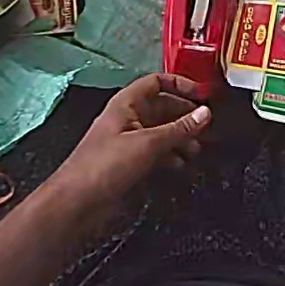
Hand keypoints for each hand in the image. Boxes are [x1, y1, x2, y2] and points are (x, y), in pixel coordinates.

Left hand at [46, 73, 212, 220]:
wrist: (77, 203)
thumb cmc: (105, 166)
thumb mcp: (147, 143)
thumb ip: (179, 129)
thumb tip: (205, 113)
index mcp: (127, 104)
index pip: (157, 82)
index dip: (180, 84)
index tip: (203, 95)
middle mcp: (128, 118)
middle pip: (163, 108)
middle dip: (185, 116)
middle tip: (206, 128)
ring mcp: (129, 141)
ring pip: (161, 131)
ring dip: (180, 138)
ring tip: (196, 150)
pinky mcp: (130, 162)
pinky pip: (156, 152)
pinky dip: (170, 156)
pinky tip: (180, 165)